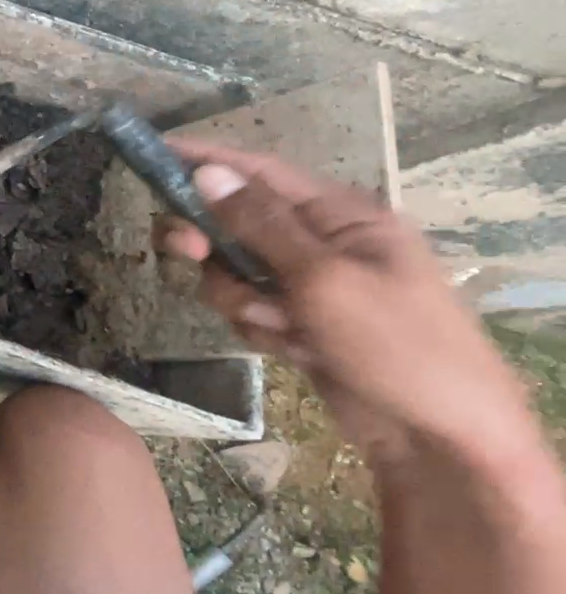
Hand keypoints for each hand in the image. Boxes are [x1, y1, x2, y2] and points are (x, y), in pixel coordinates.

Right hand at [159, 141, 538, 466]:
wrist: (441, 440)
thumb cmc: (396, 346)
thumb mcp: (323, 279)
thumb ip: (259, 224)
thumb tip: (207, 172)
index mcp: (344, 218)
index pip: (260, 172)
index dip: (206, 160)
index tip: (153, 153)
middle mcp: (324, 241)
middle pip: (234, 221)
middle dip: (210, 243)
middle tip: (188, 253)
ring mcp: (309, 282)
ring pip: (231, 269)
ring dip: (241, 298)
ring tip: (282, 326)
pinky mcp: (297, 317)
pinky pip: (245, 305)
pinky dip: (256, 326)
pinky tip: (292, 348)